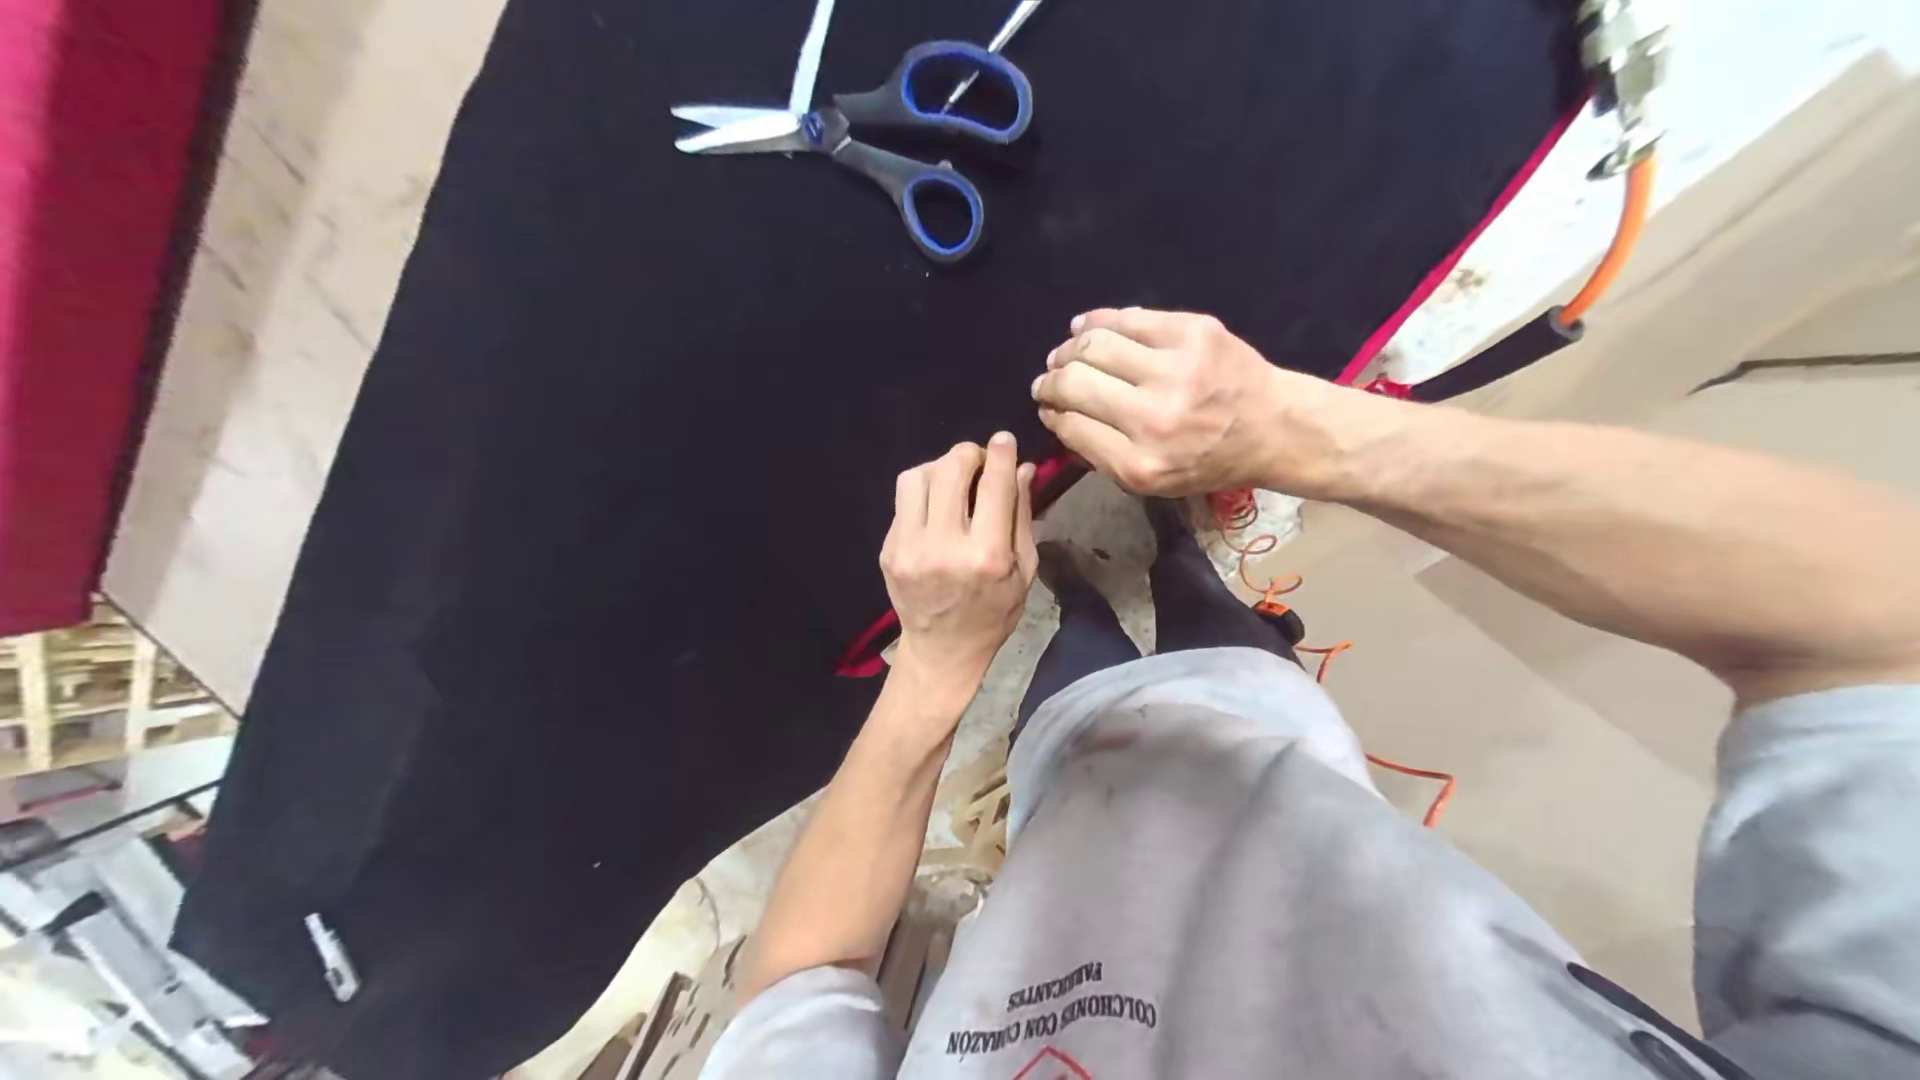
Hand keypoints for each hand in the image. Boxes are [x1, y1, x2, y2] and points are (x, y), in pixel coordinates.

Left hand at [881, 433, 1038, 703]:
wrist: (942, 650)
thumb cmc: (994, 613)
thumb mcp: (1023, 571)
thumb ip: (1021, 516)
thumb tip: (1022, 468)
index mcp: (986, 556)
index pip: (994, 485)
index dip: (1000, 453)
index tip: (1004, 440)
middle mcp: (943, 547)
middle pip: (949, 469)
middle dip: (968, 454)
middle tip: (979, 463)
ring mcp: (908, 549)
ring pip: (917, 476)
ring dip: (940, 468)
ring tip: (954, 483)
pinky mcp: (888, 550)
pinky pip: (903, 500)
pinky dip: (923, 493)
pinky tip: (936, 509)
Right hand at [1031, 308, 1376, 498]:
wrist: (1272, 426)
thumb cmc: (1207, 461)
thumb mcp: (1152, 481)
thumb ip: (1102, 454)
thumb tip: (1059, 415)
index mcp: (1140, 464)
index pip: (1071, 426)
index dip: (1051, 413)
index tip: (1047, 406)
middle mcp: (1154, 418)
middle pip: (1075, 383)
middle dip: (1050, 380)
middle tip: (1046, 380)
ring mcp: (1175, 370)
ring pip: (1094, 345)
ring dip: (1068, 349)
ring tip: (1063, 354)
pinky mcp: (1193, 332)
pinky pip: (1128, 318)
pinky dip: (1097, 321)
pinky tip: (1083, 327)